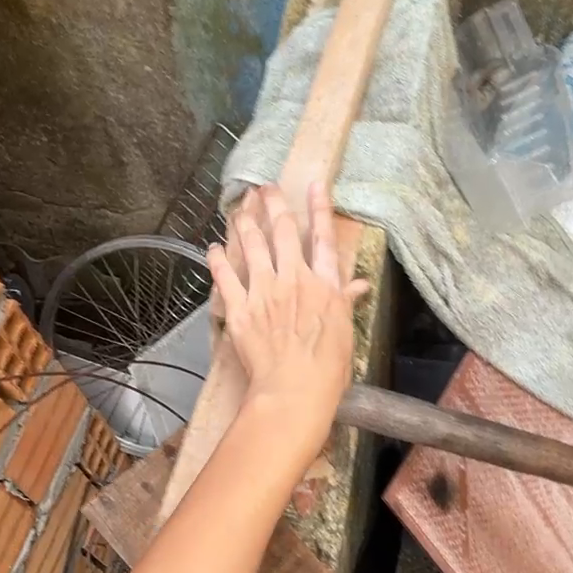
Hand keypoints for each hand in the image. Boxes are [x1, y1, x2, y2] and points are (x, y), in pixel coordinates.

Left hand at [207, 181, 368, 450]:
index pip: (323, 237)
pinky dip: (219, 259)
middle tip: (265, 187)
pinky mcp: (239, 308)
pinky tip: (214, 247)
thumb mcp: (344, 332)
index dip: (319, 206)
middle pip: (284, 231)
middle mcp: (294, 278)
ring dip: (245, 222)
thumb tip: (358, 284)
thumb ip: (345, 302)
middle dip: (274, 204)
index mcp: (325, 284)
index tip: (313, 183)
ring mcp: (264, 290)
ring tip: (240, 207)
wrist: (294, 390)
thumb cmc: (327, 369)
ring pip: (252, 245)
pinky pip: (225, 276)